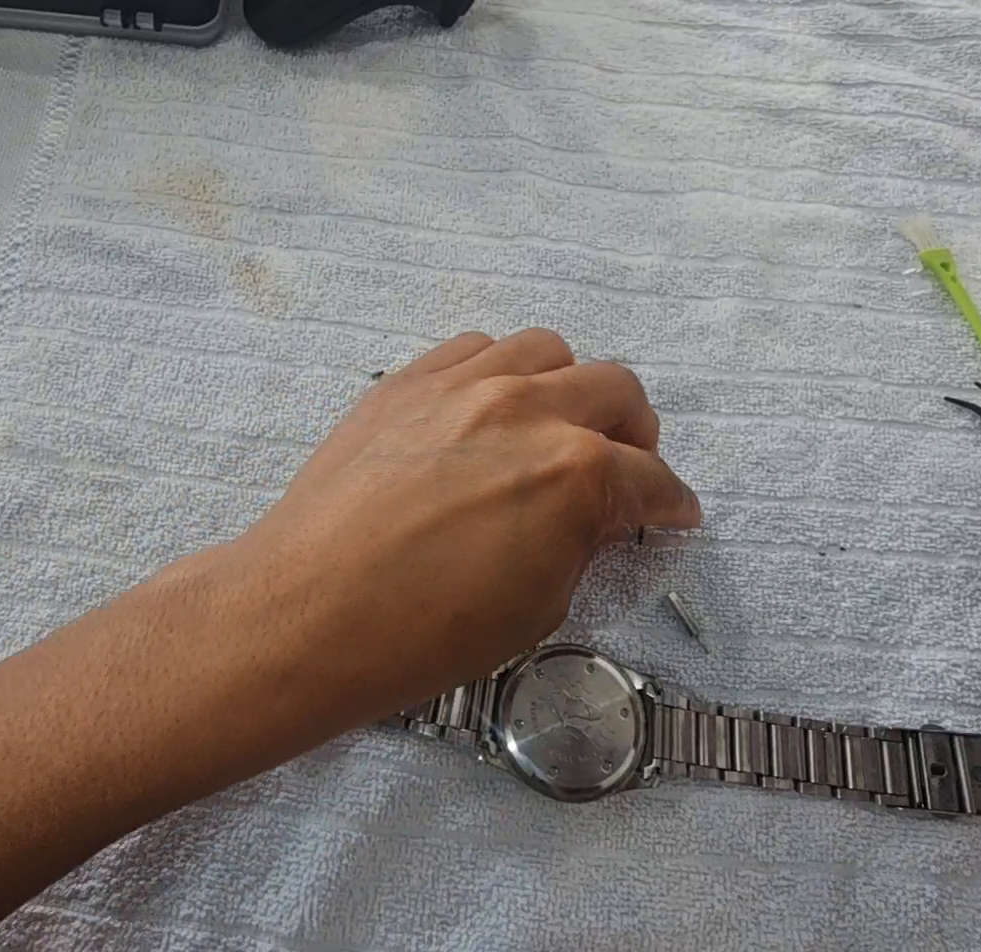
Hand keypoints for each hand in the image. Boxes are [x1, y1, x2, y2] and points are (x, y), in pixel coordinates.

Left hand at [208, 328, 702, 731]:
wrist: (307, 610)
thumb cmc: (423, 632)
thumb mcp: (536, 607)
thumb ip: (583, 543)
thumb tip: (602, 514)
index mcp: (574, 472)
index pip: (651, 479)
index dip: (671, 503)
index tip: (673, 513)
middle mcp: (527, 408)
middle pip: (616, 390)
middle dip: (636, 433)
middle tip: (625, 467)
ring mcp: (462, 382)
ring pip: (548, 351)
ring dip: (569, 389)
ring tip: (555, 427)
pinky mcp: (408, 379)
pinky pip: (477, 348)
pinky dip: (502, 373)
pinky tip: (488, 410)